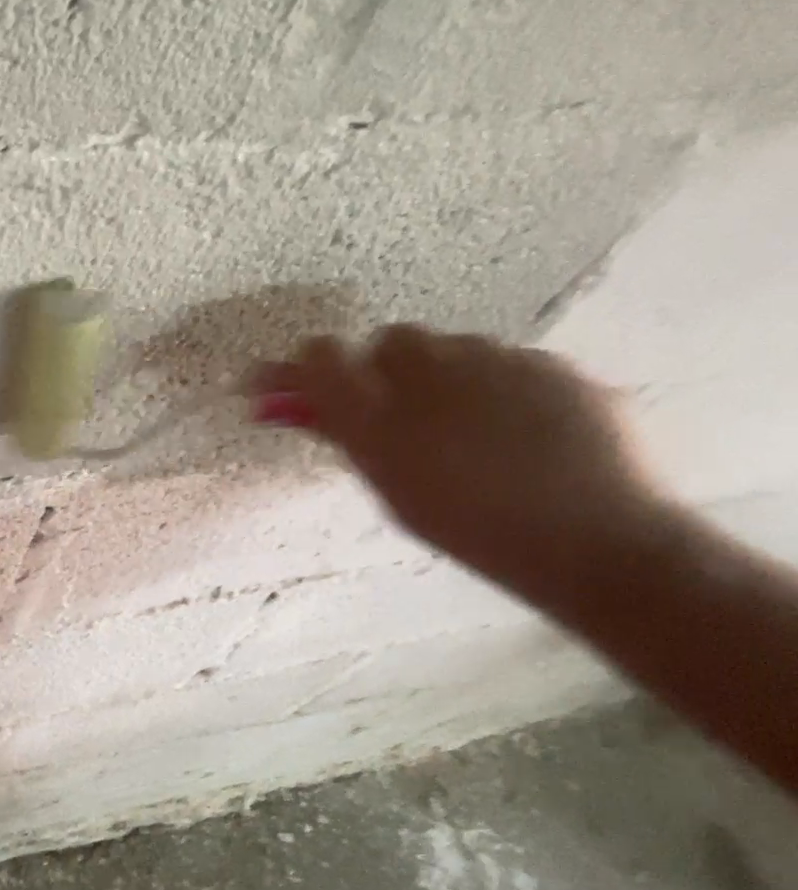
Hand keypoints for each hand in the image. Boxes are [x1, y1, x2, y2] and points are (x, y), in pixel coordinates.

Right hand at [251, 324, 670, 578]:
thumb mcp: (389, 485)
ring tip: (467, 431)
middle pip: (392, 343)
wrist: (598, 546)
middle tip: (399, 418)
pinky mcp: (560, 369)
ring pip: (456, 351)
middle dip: (388, 370)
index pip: (319, 353)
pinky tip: (520, 434)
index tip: (299, 390)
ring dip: (447, 377)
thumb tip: (292, 400)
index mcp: (378, 404)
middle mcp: (432, 366)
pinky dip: (503, 389)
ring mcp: (502, 361)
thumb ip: (341, 430)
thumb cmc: (472, 527)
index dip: (308, 368)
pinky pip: (514, 366)